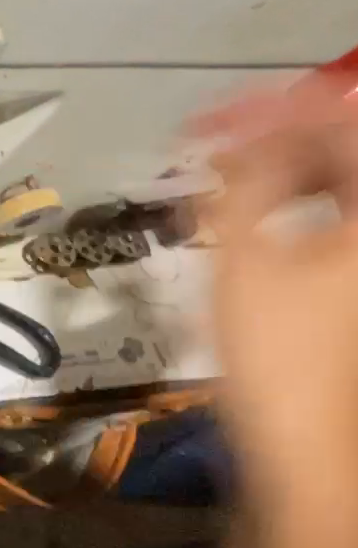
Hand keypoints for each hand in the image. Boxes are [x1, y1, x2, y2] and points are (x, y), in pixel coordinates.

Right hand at [196, 78, 357, 517]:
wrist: (311, 436)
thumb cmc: (279, 352)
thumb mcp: (246, 264)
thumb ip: (242, 188)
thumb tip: (233, 134)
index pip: (341, 125)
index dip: (274, 111)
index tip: (205, 118)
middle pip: (346, 152)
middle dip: (278, 136)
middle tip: (205, 145)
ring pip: (340, 182)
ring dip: (280, 169)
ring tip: (216, 177)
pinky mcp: (355, 277)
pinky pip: (335, 212)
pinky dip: (293, 202)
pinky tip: (250, 214)